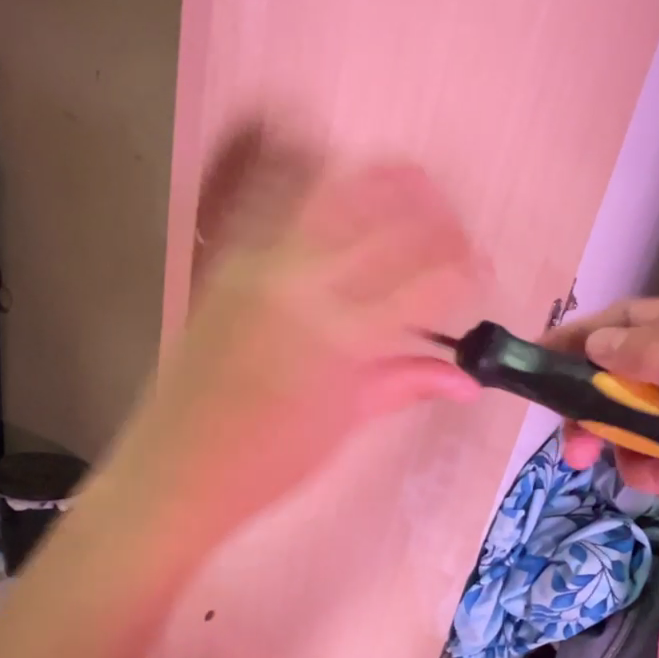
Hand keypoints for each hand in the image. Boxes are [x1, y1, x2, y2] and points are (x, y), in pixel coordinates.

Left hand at [104, 135, 479, 534]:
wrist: (176, 470)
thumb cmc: (268, 464)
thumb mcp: (345, 422)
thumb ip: (405, 382)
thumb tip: (467, 382)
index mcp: (341, 336)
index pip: (428, 282)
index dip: (467, 271)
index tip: (482, 274)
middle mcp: (304, 284)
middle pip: (389, 216)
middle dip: (436, 216)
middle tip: (453, 234)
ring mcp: (259, 266)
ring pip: (335, 191)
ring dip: (384, 186)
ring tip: (411, 196)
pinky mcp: (228, 262)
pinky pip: (280, 203)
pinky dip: (321, 192)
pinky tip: (342, 204)